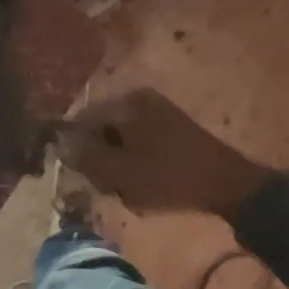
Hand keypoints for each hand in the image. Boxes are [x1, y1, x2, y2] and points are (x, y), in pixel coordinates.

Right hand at [54, 88, 275, 217]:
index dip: (74, 150)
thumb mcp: (122, 173)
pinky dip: (135, 165)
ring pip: (119, 140)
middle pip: (100, 129)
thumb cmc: (170, 180)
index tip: (81, 177)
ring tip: (129, 189)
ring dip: (117, 166)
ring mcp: (158, 112)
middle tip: (109, 187)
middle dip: (99, 159)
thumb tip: (60, 144)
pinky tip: (144, 184)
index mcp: (125, 103)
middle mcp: (139, 99)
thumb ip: (87, 157)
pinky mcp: (171, 129)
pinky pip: (138, 144)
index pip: (81, 121)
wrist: (228, 187)